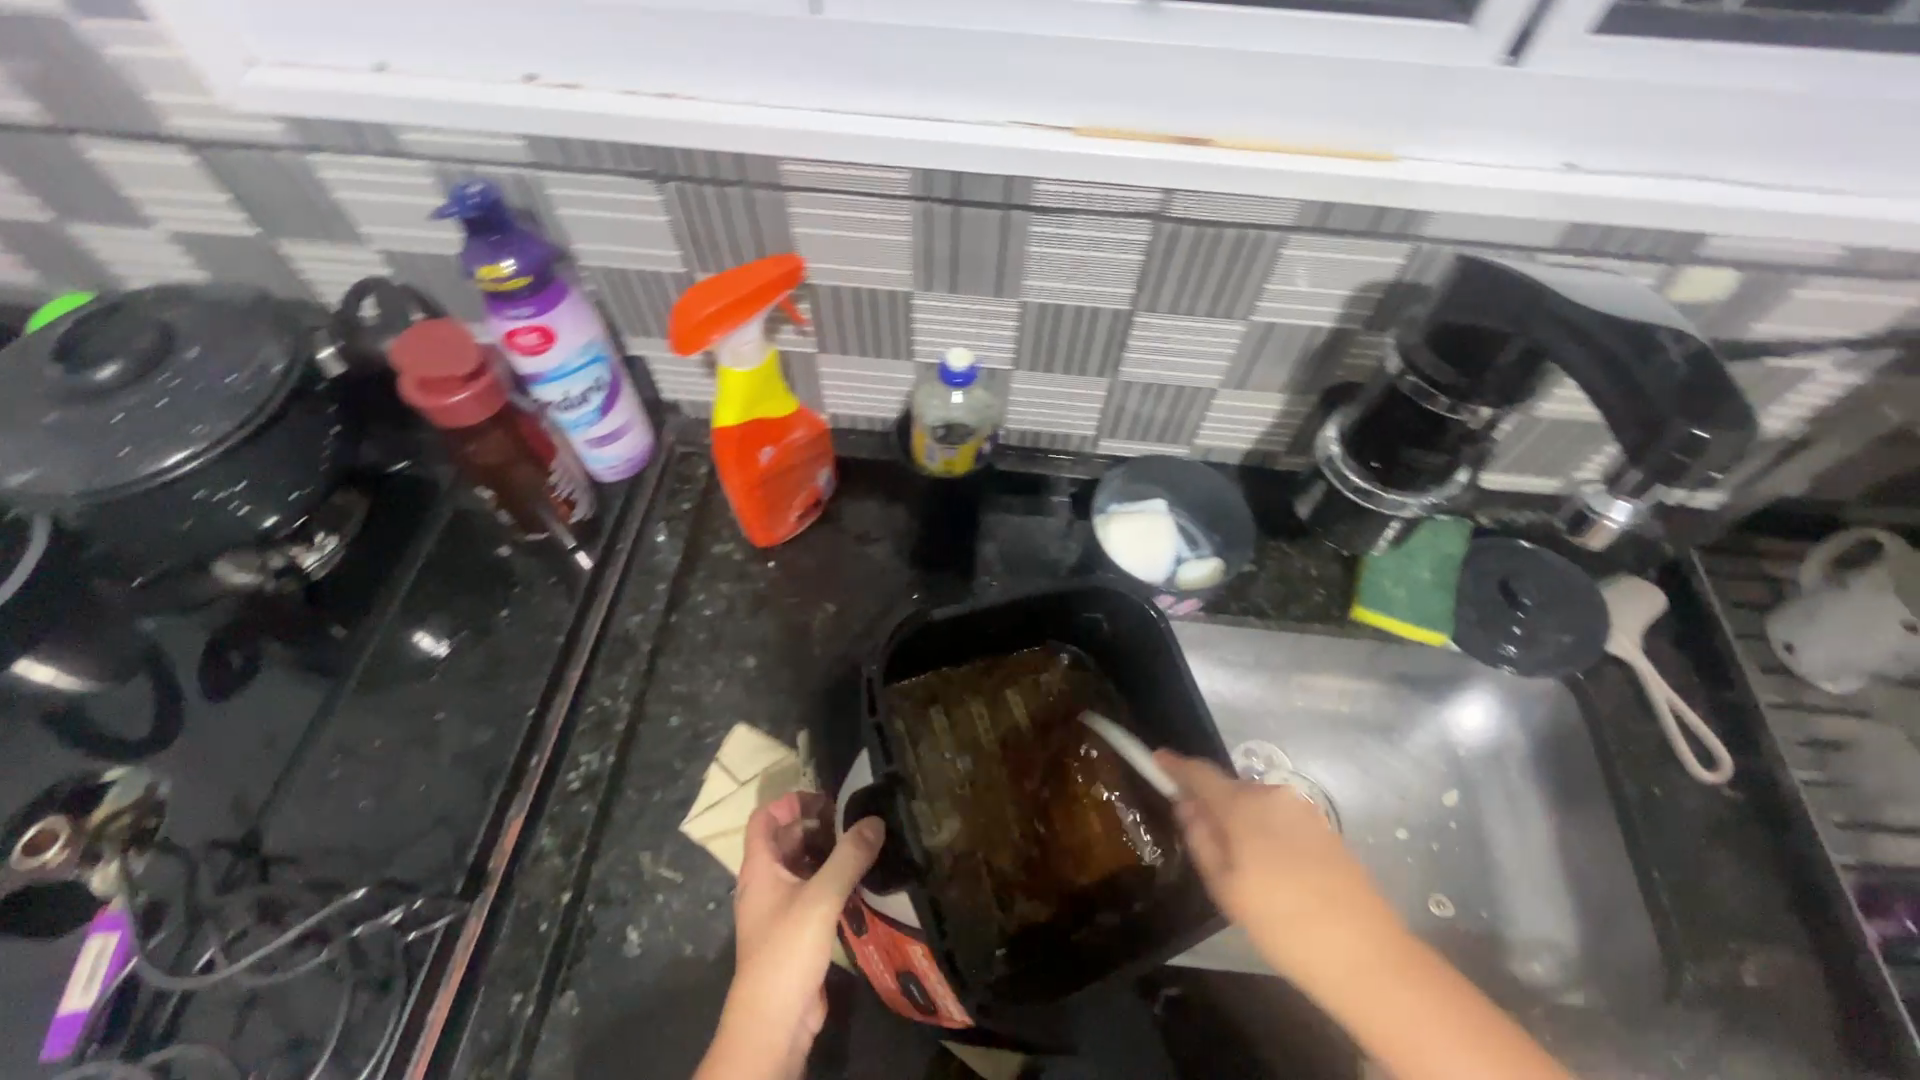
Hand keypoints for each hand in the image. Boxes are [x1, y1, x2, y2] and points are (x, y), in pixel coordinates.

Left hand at [700, 792, 883, 1079]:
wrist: (774, 1019)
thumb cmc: (787, 949)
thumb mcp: (822, 896)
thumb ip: (849, 856)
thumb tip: (874, 820)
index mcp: (759, 868)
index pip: (764, 818)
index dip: (791, 802)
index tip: (828, 800)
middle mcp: (764, 885)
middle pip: (784, 841)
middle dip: (815, 826)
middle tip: (853, 823)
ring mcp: (778, 910)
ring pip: (800, 868)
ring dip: (826, 855)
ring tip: (862, 848)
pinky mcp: (794, 932)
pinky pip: (811, 894)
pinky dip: (830, 882)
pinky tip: (859, 884)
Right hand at [1155, 750, 1401, 977]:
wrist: (1364, 953)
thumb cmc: (1281, 923)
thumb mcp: (1225, 888)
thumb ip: (1201, 840)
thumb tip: (1188, 807)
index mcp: (1244, 806)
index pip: (1200, 773)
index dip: (1176, 766)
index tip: (1157, 760)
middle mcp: (1275, 796)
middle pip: (1230, 789)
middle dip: (1211, 803)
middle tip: (1200, 840)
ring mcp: (1305, 810)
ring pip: (1257, 805)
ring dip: (1240, 821)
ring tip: (1240, 867)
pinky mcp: (1326, 828)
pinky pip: (1281, 819)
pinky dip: (1265, 833)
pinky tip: (1271, 872)